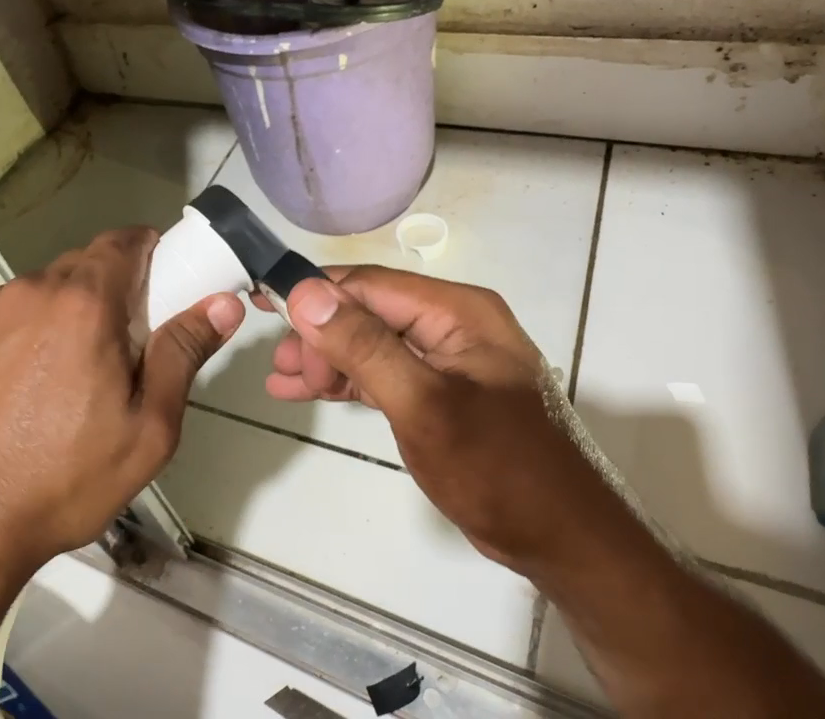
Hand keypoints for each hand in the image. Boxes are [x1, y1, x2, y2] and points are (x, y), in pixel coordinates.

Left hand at [0, 227, 245, 571]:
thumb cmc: (66, 479)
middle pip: (88, 263)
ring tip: (77, 375)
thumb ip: (184, 354)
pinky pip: (17, 312)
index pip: (125, 240)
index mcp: (85, 303)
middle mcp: (34, 290)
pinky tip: (33, 386)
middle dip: (117, 289)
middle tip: (130, 346)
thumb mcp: (149, 428)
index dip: (152, 253)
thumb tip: (223, 304)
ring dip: (74, 311)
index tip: (166, 288)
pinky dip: (36, 330)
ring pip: (50, 288)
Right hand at [265, 267, 611, 569]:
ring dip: (327, 359)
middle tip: (281, 368)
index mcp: (458, 311)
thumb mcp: (422, 404)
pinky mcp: (444, 393)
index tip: (265, 308)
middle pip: (369, 311)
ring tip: (283, 380)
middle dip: (320, 334)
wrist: (560, 539)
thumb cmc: (496, 467)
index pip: (371, 284)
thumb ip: (364, 346)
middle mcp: (455, 324)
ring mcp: (450, 360)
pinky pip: (386, 372)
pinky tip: (311, 392)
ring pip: (373, 342)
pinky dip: (349, 381)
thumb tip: (305, 293)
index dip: (315, 293)